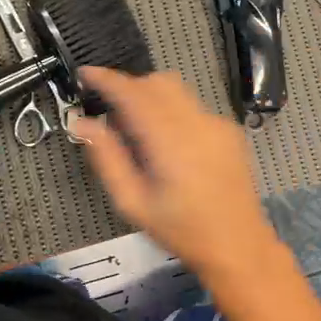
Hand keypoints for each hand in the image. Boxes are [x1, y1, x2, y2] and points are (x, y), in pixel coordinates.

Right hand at [72, 68, 283, 279]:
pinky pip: (191, 104)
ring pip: (175, 87)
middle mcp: (196, 123)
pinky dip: (170, 108)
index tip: (84, 74)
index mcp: (169, 142)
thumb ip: (106, 158)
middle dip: (128, 87)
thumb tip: (82, 123)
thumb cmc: (181, 230)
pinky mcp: (228, 129)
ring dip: (149, 95)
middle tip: (110, 114)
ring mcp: (216, 123)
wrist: (239, 246)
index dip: (106, 79)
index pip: (133, 94)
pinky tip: (167, 142)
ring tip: (137, 127)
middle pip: (155, 82)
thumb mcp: (133, 203)